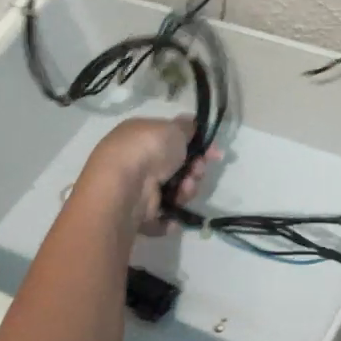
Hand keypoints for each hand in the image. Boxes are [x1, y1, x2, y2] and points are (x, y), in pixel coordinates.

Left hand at [82, 115, 218, 232]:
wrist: (126, 185)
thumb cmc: (149, 149)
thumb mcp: (172, 128)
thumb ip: (186, 126)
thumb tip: (192, 122)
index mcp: (141, 137)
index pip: (173, 142)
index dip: (196, 147)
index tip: (215, 154)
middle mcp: (138, 162)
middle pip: (178, 169)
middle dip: (194, 171)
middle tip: (196, 171)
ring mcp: (138, 189)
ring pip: (174, 193)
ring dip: (186, 191)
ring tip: (183, 189)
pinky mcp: (140, 215)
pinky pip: (163, 217)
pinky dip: (171, 218)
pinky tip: (174, 212)